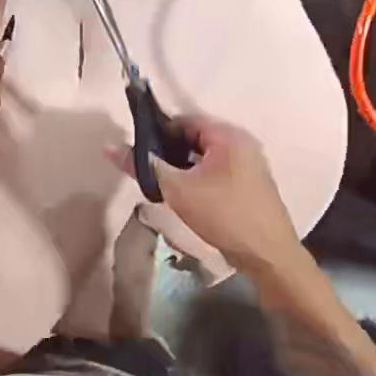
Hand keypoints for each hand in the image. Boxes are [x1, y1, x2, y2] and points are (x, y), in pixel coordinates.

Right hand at [112, 111, 305, 276]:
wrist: (266, 254)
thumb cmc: (221, 213)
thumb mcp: (175, 188)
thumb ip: (141, 164)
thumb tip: (109, 146)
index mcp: (228, 135)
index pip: (183, 120)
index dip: (156, 132)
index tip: (137, 149)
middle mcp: (241, 143)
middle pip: (193, 138)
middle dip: (167, 151)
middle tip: (145, 169)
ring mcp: (248, 164)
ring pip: (202, 156)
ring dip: (180, 166)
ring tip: (160, 183)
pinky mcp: (248, 184)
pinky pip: (214, 171)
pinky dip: (195, 177)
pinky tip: (181, 195)